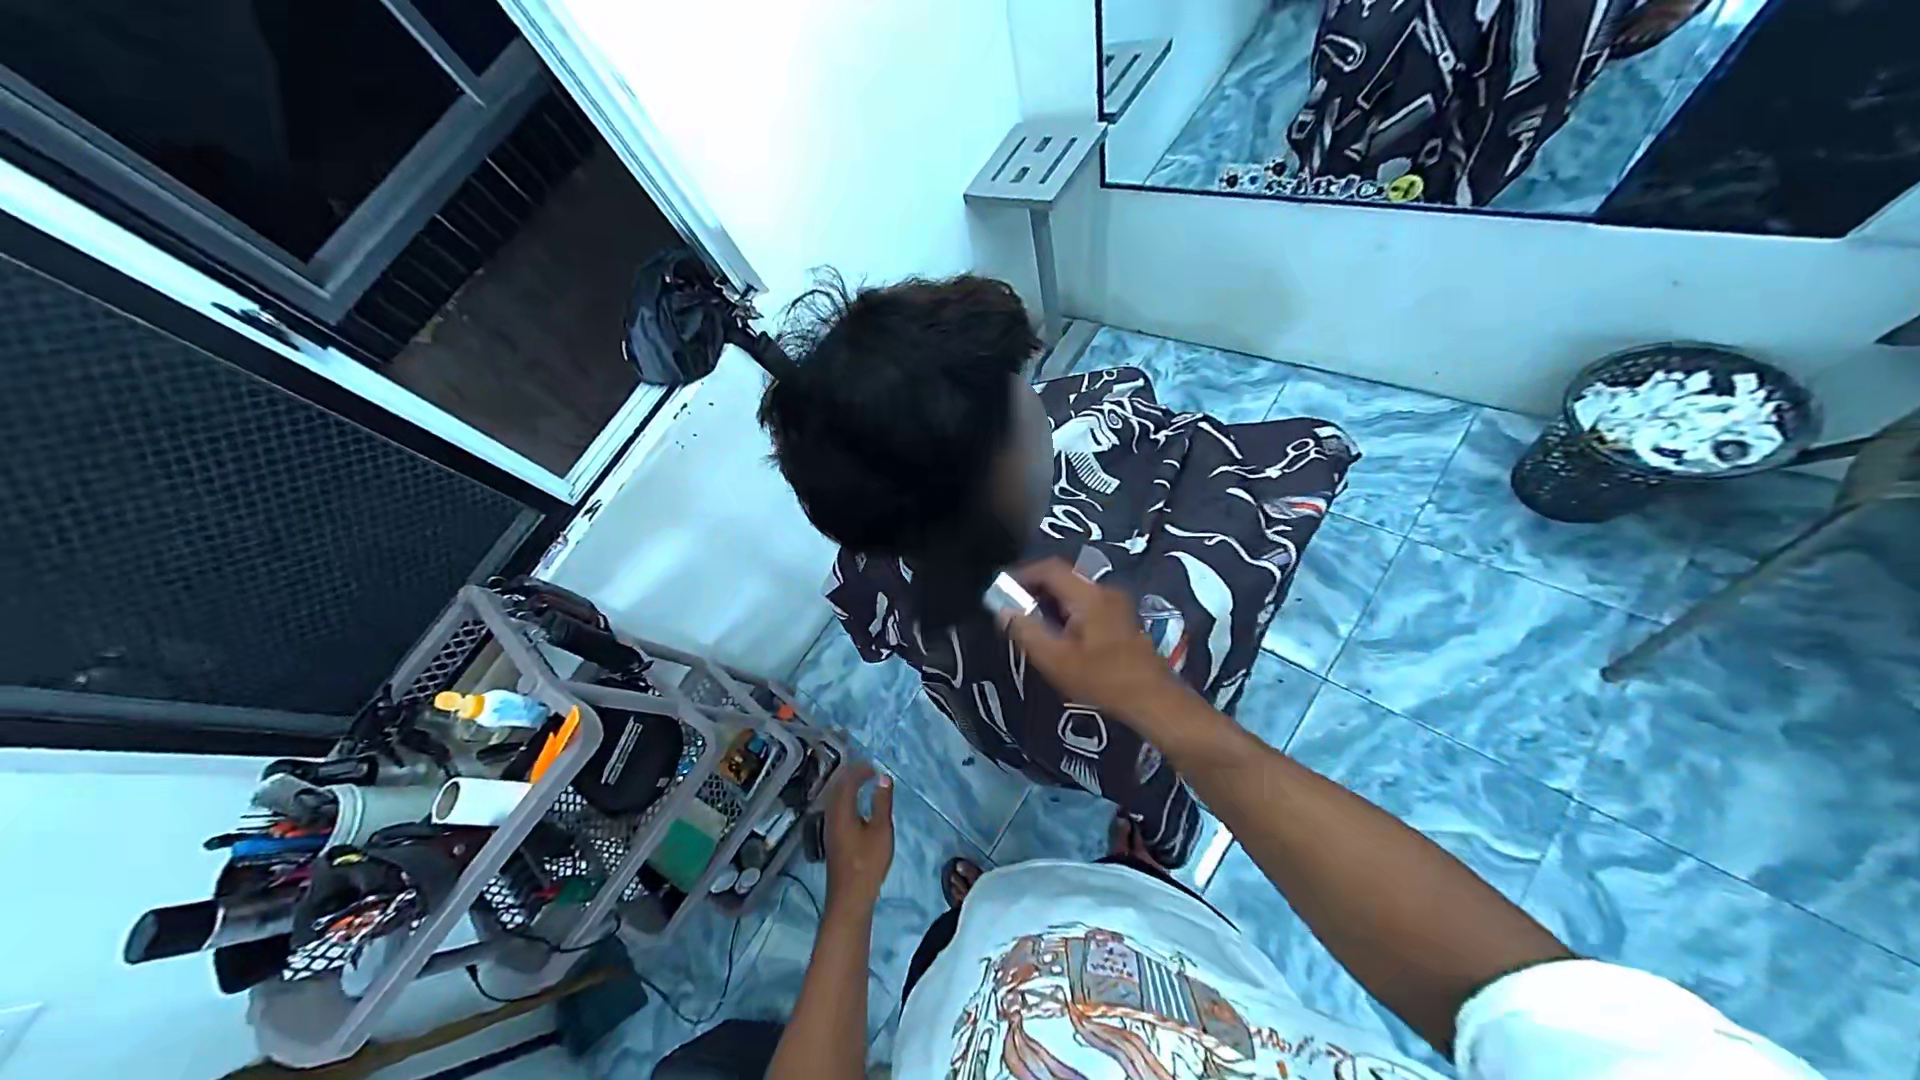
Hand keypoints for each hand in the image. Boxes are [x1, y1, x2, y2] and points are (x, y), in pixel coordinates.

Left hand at [823, 763, 893, 911]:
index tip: (873, 767)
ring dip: (847, 787)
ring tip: (862, 783)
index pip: (847, 782)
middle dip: (850, 776)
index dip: (859, 771)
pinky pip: (836, 809)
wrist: (850, 897)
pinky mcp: (832, 839)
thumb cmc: (867, 862)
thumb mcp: (881, 830)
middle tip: (868, 770)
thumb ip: (882, 802)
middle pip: (837, 789)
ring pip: (834, 799)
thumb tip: (883, 778)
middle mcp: (831, 816)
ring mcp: (829, 829)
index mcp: (842, 811)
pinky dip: (845, 799)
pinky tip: (856, 806)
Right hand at [998, 558, 1196, 726]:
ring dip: (1051, 601)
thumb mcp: (1055, 659)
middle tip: (1013, 606)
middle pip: (1063, 577)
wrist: (1153, 700)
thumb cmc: (1103, 680)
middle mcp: (1104, 591)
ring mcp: (1117, 604)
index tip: (1002, 589)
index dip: (1022, 574)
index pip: (1049, 568)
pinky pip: (1087, 603)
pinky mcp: (1122, 618)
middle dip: (1035, 588)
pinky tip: (1058, 634)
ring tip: (1031, 622)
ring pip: (1075, 591)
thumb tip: (1003, 610)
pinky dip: (1067, 610)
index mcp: (1088, 595)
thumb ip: (1026, 631)